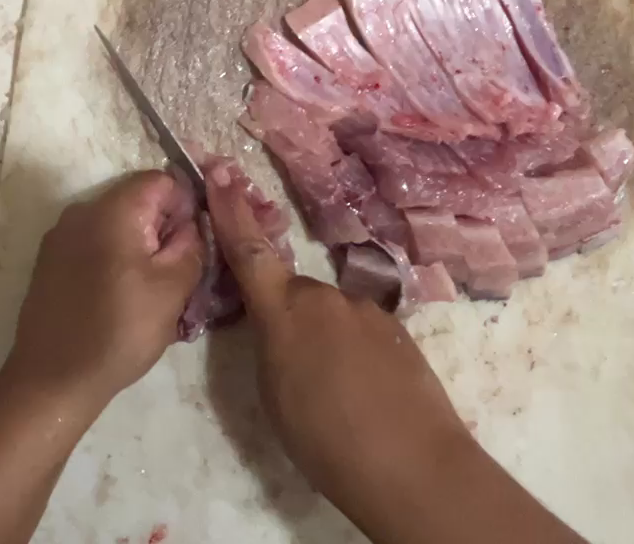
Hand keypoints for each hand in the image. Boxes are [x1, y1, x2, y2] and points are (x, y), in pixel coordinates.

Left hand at [1, 171, 203, 415]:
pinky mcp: (50, 261)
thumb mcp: (173, 289)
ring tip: (152, 291)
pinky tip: (121, 299)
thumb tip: (191, 223)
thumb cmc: (118, 331)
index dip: (187, 206)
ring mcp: (61, 236)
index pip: (162, 181)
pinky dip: (115, 260)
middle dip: (164, 229)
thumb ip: (192, 244)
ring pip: (117, 225)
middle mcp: (82, 210)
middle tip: (179, 272)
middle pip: (138, 200)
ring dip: (141, 247)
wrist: (52, 381)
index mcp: (113, 209)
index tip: (196, 243)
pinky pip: (95, 244)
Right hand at [206, 171, 586, 543]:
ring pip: (329, 315)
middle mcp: (324, 297)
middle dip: (288, 321)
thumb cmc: (325, 439)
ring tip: (336, 394)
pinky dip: (354, 353)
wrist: (414, 465)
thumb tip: (277, 326)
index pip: (248, 249)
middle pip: (293, 295)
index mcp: (283, 312)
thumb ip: (269, 345)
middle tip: (295, 373)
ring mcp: (364, 308)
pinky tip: (366, 393)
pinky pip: (360, 330)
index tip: (219, 168)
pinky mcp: (396, 326)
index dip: (230, 209)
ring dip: (324, 342)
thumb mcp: (273, 395)